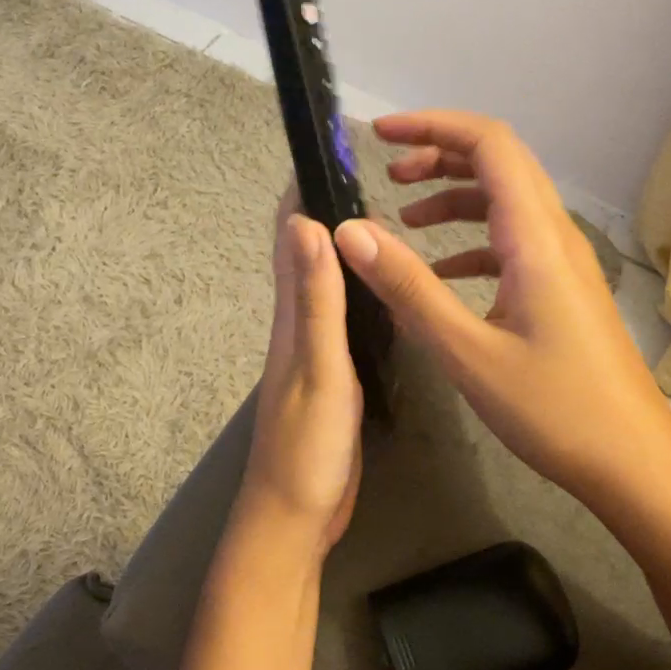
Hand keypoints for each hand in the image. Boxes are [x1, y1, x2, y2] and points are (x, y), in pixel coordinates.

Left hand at [240, 190, 363, 553]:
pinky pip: (343, 320)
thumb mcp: (319, 370)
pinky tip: (381, 292)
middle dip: (325, 210)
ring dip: (342, 248)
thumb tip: (303, 223)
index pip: (289, 241)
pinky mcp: (334, 379)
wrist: (295, 521)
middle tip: (367, 173)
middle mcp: (298, 329)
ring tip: (381, 218)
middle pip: (306, 256)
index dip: (299, 193)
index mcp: (292, 320)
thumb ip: (316, 301)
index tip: (323, 148)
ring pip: (325, 286)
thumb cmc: (308, 449)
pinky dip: (357, 292)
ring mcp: (315, 355)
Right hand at [331, 112, 670, 497]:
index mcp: (535, 238)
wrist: (632, 461)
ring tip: (404, 217)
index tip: (379, 135)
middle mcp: (555, 236)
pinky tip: (442, 273)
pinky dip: (473, 241)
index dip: (432, 126)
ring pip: (507, 202)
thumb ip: (408, 288)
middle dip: (440, 155)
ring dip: (455, 198)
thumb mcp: (467, 352)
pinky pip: (514, 242)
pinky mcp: (564, 290)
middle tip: (388, 173)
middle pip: (500, 163)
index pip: (488, 144)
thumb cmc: (553, 410)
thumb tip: (350, 231)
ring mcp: (564, 263)